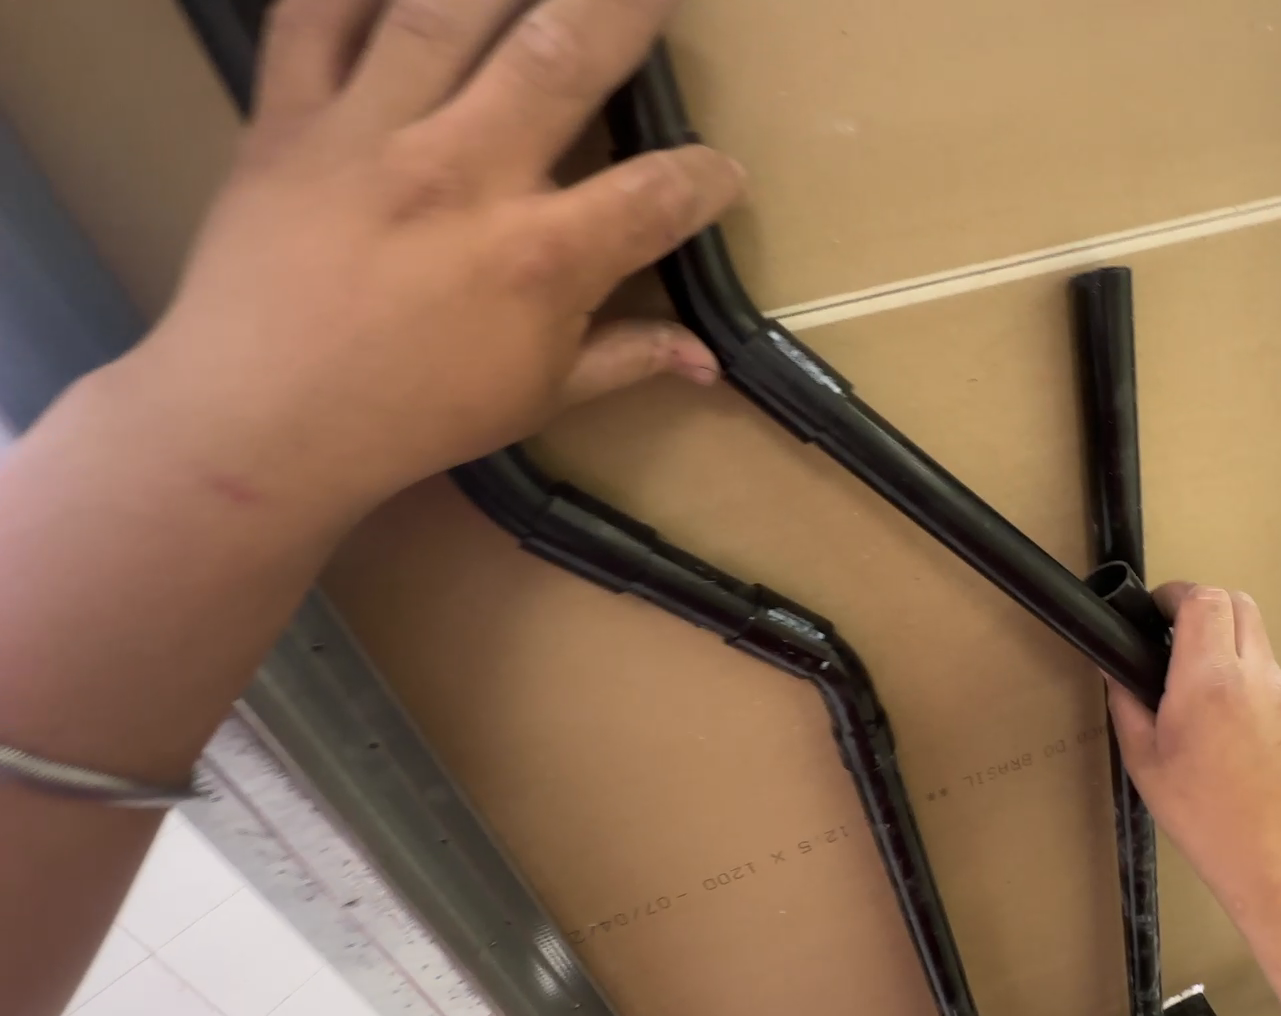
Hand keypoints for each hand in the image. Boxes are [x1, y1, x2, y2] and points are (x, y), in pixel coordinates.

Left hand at [114, 0, 741, 518]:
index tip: (726, 176)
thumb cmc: (427, 413)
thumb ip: (634, 357)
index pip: (656, 195)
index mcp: (544, 258)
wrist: (264, 418)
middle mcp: (467, 174)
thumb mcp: (547, 394)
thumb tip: (710, 359)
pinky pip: (316, 12)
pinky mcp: (288, 116)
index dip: (709, 179)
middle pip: (562, 57)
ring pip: (445, 9)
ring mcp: (371, 133)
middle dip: (626, 6)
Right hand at [1107, 583, 1280, 910]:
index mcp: (1208, 680)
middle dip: (1204, 606)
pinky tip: (1235, 723)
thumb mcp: (1144, 760)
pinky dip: (1249, 676)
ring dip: (1227, 642)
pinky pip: (1273, 672)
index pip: (1203, 599)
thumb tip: (1113, 666)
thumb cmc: (1202, 814)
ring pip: (1257, 636)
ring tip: (1204, 688)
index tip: (1158, 611)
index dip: (1177, 593)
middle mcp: (1255, 673)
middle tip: (1177, 636)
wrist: (1278, 859)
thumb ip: (1127, 702)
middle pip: (1237, 601)